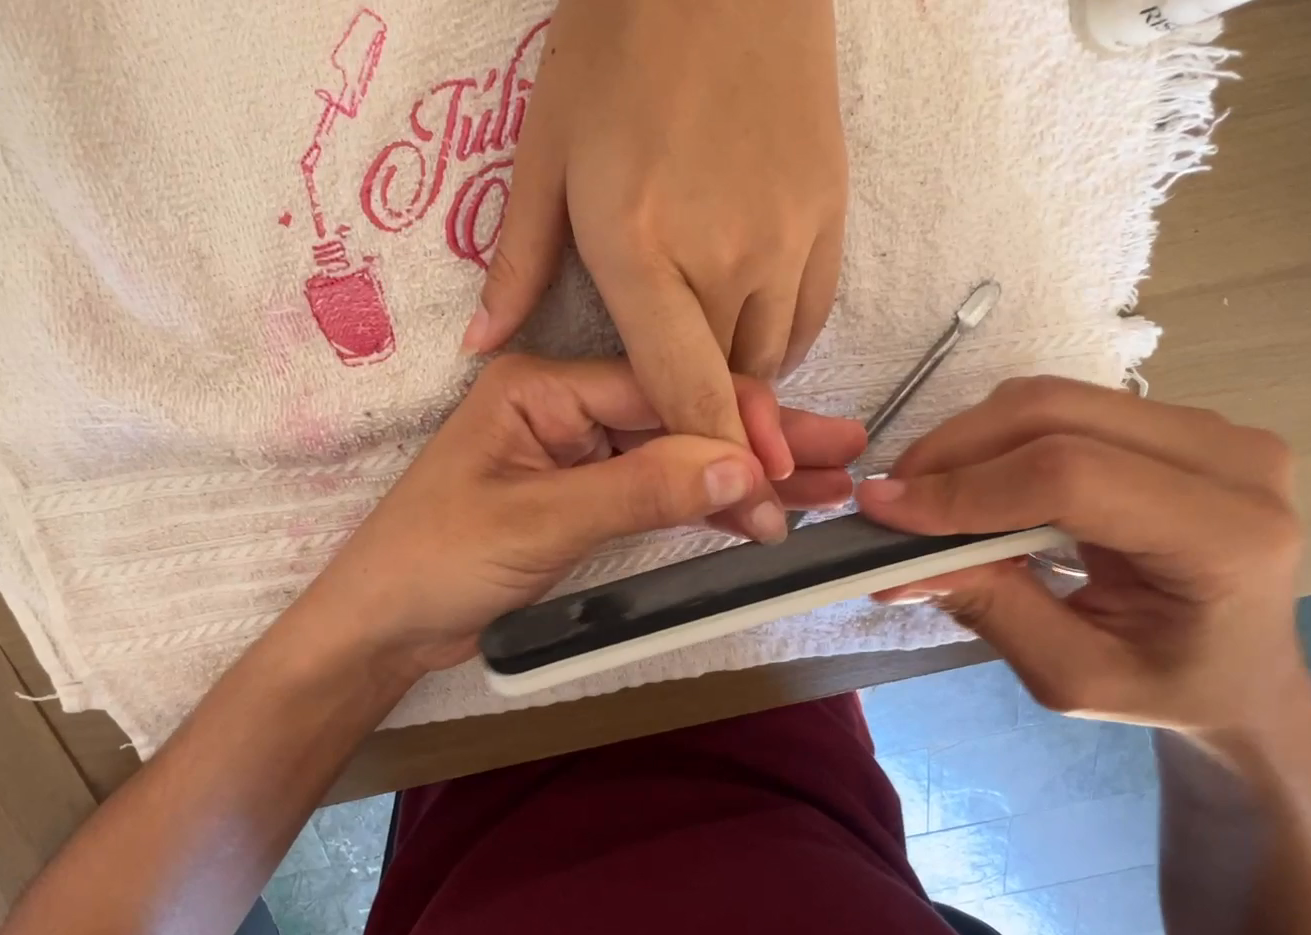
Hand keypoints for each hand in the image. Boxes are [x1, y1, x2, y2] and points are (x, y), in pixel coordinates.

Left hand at [299, 355, 865, 674]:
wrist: (382, 626)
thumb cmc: (437, 562)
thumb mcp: (540, 523)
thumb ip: (640, 490)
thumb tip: (743, 467)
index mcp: (542, 385)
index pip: (660, 388)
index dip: (731, 425)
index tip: (793, 468)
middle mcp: (565, 406)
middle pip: (678, 414)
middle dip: (759, 439)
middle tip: (844, 453)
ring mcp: (576, 452)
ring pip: (676, 454)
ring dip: (745, 473)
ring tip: (825, 486)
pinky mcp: (581, 496)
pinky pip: (655, 490)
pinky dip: (704, 503)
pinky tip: (759, 508)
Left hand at [462, 0, 846, 453]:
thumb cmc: (614, 58)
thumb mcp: (544, 162)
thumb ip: (518, 270)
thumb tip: (481, 346)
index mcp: (643, 256)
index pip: (681, 395)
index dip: (695, 463)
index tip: (702, 500)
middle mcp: (726, 261)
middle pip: (729, 388)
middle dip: (715, 436)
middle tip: (700, 464)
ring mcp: (787, 239)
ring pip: (772, 358)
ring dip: (741, 387)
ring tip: (713, 392)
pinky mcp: (830, 216)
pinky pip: (808, 315)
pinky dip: (777, 343)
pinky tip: (747, 337)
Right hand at [855, 377, 1305, 733]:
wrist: (1241, 673)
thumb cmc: (1164, 687)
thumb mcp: (1069, 674)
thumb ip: (990, 610)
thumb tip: (895, 565)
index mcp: (1227, 538)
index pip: (1072, 477)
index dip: (965, 489)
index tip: (881, 512)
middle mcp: (1231, 460)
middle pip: (1055, 414)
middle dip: (952, 451)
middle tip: (890, 501)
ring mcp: (1207, 430)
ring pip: (1049, 399)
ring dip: (966, 442)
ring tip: (924, 498)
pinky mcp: (1172, 422)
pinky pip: (1059, 408)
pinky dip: (993, 441)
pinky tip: (970, 486)